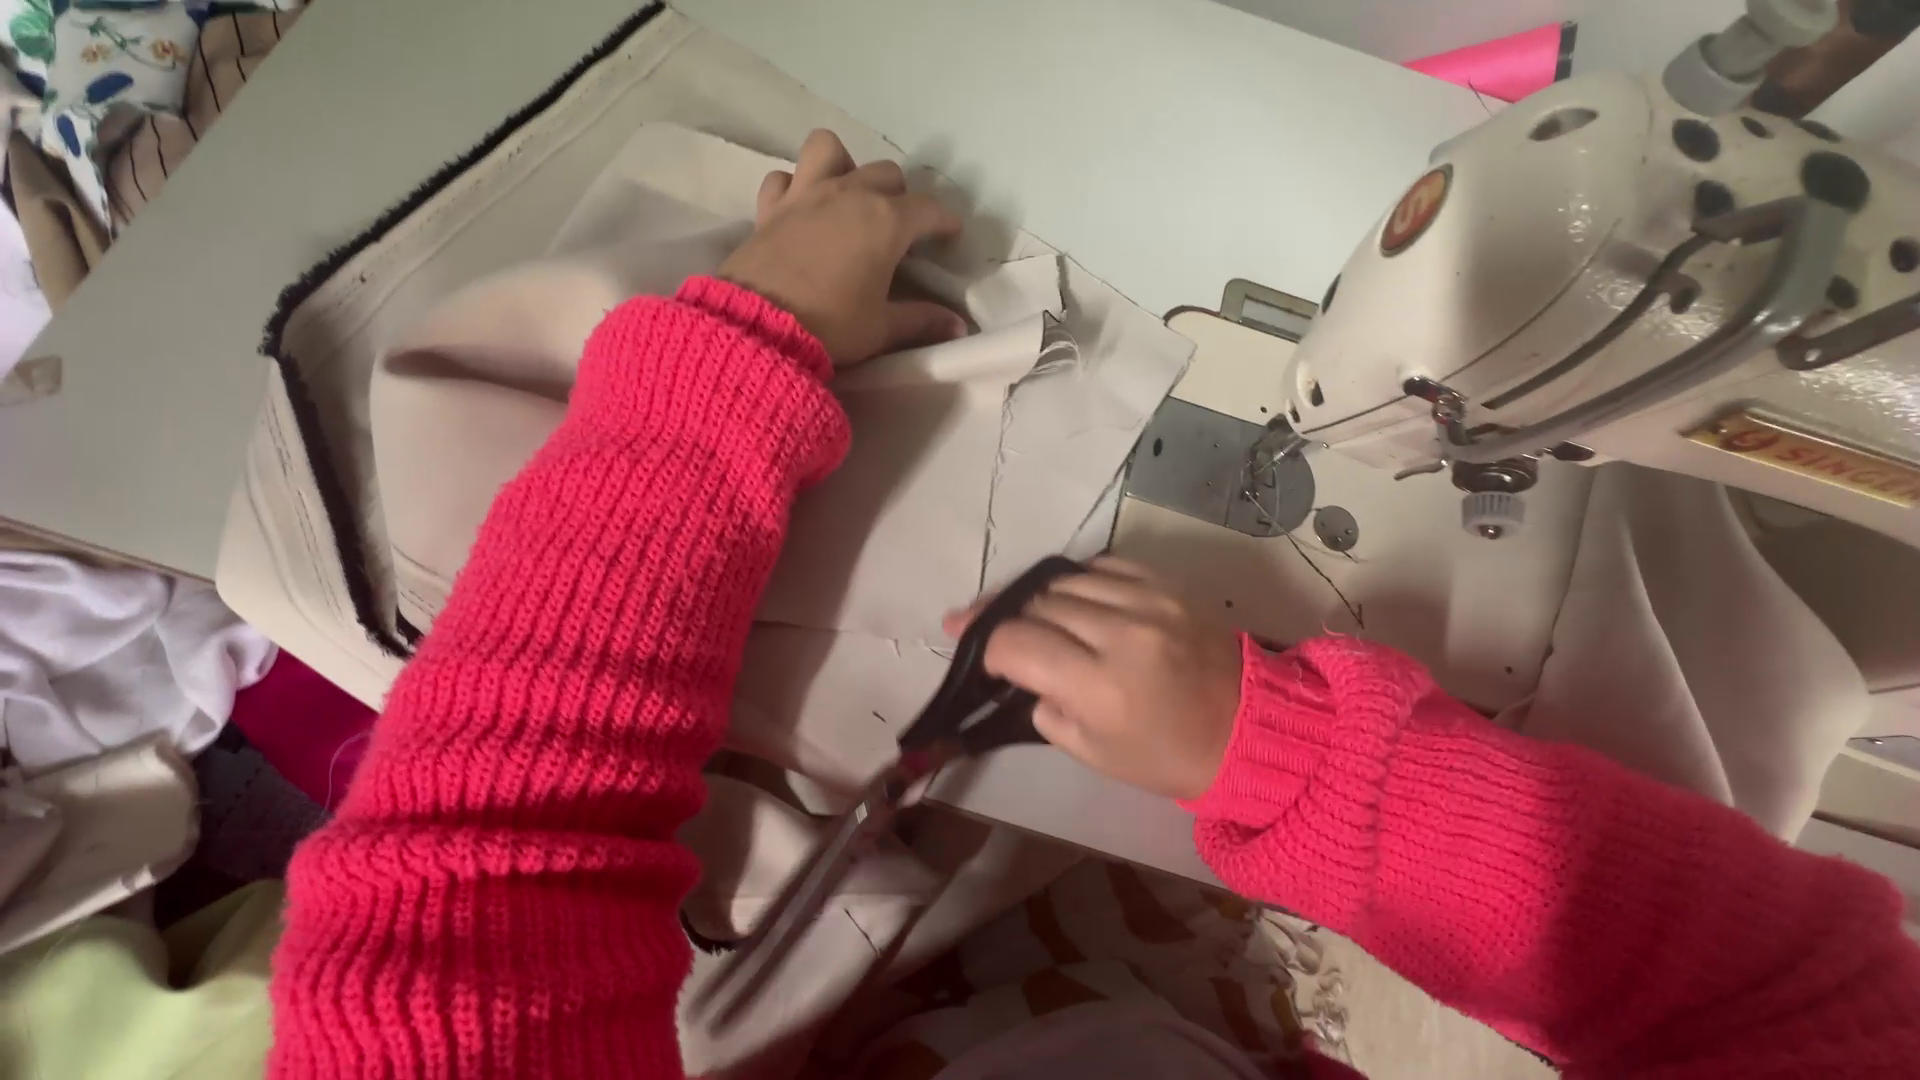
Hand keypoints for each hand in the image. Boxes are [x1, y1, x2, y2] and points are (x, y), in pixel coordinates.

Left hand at [719, 129, 967, 366]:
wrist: (760, 326)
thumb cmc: (832, 325)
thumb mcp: (882, 328)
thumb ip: (921, 321)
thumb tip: (958, 326)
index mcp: (886, 221)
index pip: (928, 209)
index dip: (944, 222)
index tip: (950, 237)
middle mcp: (849, 194)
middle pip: (886, 174)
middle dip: (900, 196)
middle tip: (898, 231)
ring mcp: (806, 193)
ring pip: (830, 149)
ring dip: (844, 165)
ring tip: (847, 196)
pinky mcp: (771, 206)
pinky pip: (784, 177)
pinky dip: (794, 186)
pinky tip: (801, 208)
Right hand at [943, 557, 1242, 800]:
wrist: (1248, 728)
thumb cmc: (1166, 755)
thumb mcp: (1093, 753)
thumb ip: (1046, 709)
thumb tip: (1023, 671)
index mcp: (1099, 685)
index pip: (1016, 643)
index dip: (987, 646)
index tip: (983, 657)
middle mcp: (1119, 633)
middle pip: (1036, 605)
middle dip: (1006, 618)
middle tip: (986, 629)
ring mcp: (1146, 601)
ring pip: (1065, 581)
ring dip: (1039, 599)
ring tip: (1031, 616)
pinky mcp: (1166, 585)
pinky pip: (1103, 566)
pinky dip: (1079, 581)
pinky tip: (1073, 598)